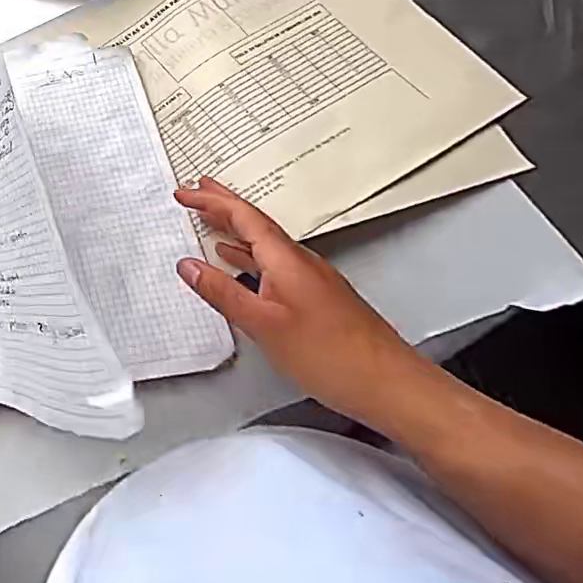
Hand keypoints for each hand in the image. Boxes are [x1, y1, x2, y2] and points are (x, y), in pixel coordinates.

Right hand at [173, 177, 448, 429]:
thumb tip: (189, 266)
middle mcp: (301, 264)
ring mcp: (312, 281)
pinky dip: (249, 255)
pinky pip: (274, 263)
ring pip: (265, 244)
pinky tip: (240, 265)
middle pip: (256, 224)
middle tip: (198, 191)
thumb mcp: (263, 324)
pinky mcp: (317, 299)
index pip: (243, 217)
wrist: (397, 391)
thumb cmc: (337, 358)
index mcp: (287, 261)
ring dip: (234, 229)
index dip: (211, 201)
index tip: (185, 193)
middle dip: (223, 205)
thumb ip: (221, 292)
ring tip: (210, 222)